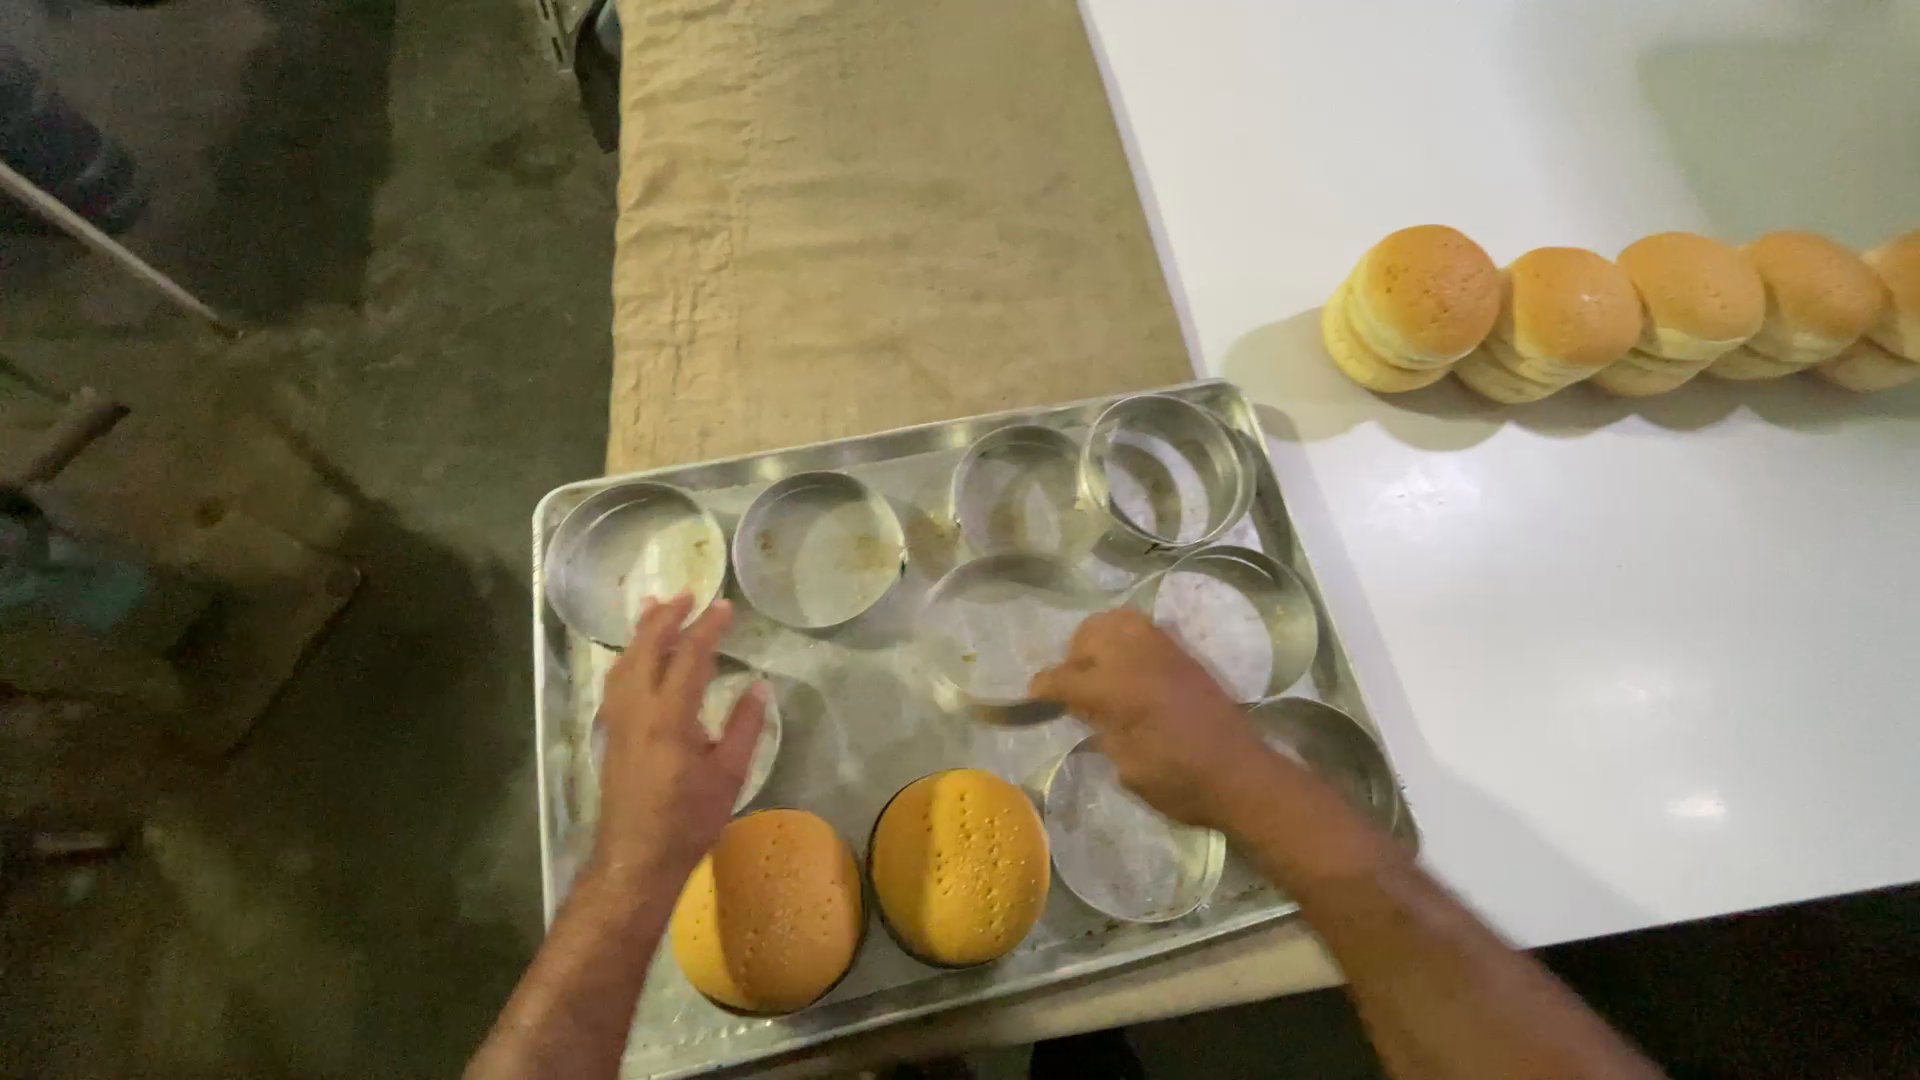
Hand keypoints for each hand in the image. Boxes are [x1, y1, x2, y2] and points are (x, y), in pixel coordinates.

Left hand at [591, 594, 766, 880]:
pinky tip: (637, 657)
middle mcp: (636, 711)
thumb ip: (745, 726)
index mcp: (670, 718)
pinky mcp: (609, 735)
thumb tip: (758, 685)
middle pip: (647, 650)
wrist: (636, 860)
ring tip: (656, 609)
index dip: (707, 628)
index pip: (690, 658)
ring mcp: (617, 722)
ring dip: (642, 633)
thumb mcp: (730, 775)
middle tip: (687, 595)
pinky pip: (615, 682)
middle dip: (666, 617)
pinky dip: (628, 657)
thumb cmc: (689, 819)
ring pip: (624, 663)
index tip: (724, 607)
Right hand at [1030, 607, 1273, 829]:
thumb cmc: (1181, 782)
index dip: (1046, 686)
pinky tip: (1126, 663)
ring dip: (1099, 638)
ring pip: (1116, 620)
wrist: (1241, 775)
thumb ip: (1101, 729)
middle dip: (1073, 656)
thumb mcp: (1128, 766)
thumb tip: (1086, 709)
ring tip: (1099, 665)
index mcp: (1120, 691)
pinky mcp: (1183, 653)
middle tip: (1074, 684)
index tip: (1033, 693)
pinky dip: (1125, 635)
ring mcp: (1163, 651)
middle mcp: (1138, 660)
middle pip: (1089, 635)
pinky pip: (1144, 626)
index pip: (1068, 678)